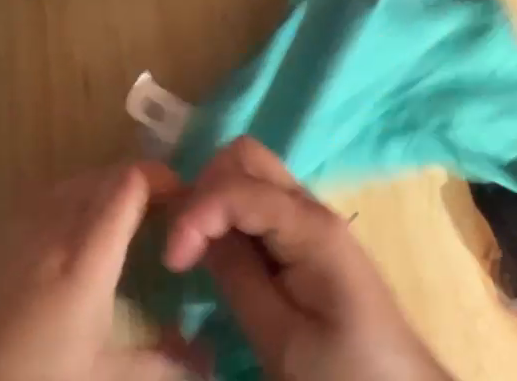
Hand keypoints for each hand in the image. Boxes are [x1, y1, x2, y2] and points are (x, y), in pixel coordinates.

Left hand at [0, 160, 205, 380]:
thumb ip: (159, 362)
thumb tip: (208, 357)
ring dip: (104, 189)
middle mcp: (54, 226)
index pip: (128, 186)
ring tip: (123, 219)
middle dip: (138, 184)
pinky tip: (74, 230)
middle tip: (162, 212)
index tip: (184, 196)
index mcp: (86, 257)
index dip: (160, 178)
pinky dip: (71, 199)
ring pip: (72, 183)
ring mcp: (19, 224)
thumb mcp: (102, 378)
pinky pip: (44, 196)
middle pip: (103, 177)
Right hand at [163, 137, 449, 380]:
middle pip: (245, 158)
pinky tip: (218, 248)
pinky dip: (228, 211)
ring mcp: (310, 219)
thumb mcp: (282, 340)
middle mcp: (311, 208)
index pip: (237, 188)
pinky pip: (258, 201)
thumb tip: (199, 234)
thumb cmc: (343, 373)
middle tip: (184, 241)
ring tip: (195, 246)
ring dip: (214, 197)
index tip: (172, 262)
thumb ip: (237, 277)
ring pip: (249, 173)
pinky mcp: (305, 237)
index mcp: (311, 228)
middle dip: (204, 188)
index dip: (194, 214)